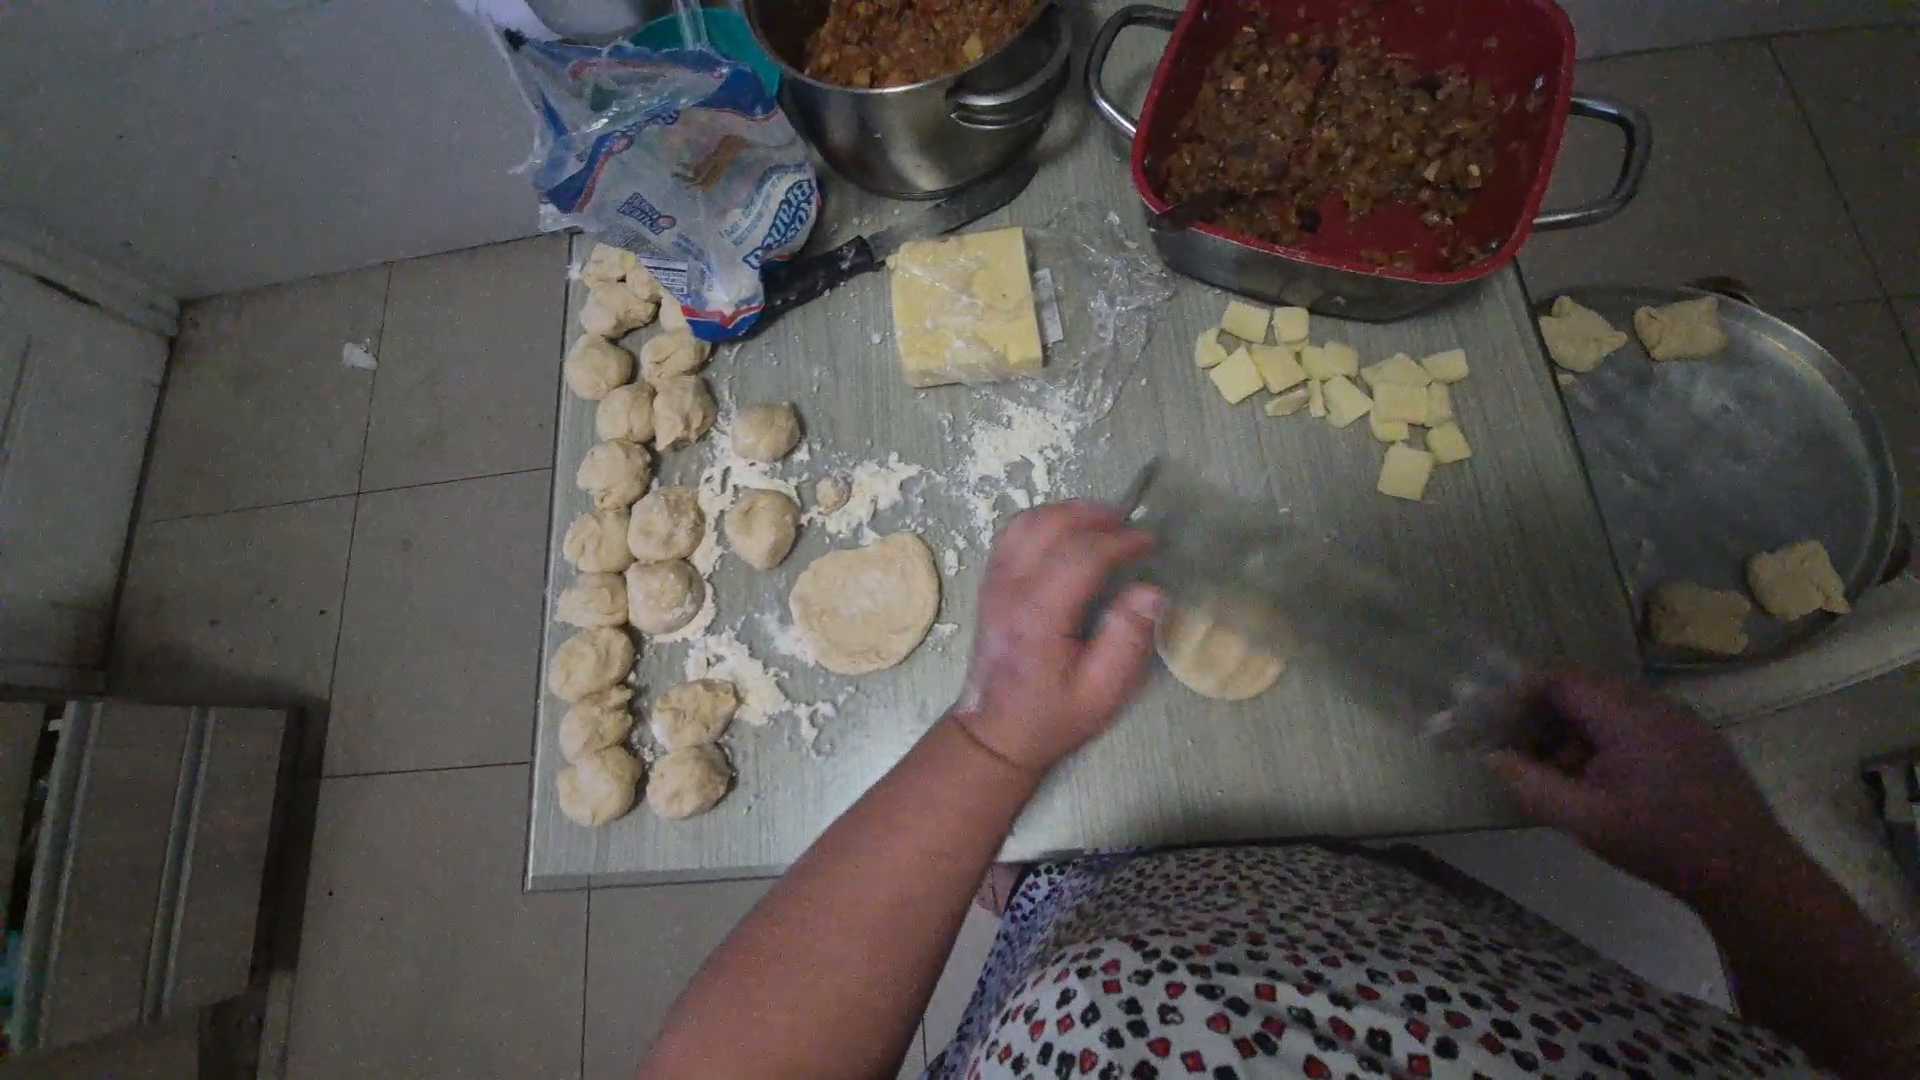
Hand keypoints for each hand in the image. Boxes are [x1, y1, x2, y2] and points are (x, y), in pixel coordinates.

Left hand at [952, 501, 1163, 773]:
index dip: (1120, 540)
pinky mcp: (989, 583)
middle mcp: (1010, 589)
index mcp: (1039, 615)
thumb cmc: (1051, 716)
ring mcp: (993, 582)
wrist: (994, 731)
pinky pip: (1012, 535)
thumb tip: (1151, 590)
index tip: (1150, 542)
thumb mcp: (1102, 692)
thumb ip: (1127, 640)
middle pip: (1048, 525)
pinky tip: (1067, 534)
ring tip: (1102, 522)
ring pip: (1025, 522)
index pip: (1081, 554)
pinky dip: (1043, 522)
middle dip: (1094, 515)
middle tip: (1128, 524)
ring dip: (1066, 513)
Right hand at [1486, 669, 1797, 902]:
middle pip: (1577, 688)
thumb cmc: (1663, 844)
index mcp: (1630, 717)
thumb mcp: (1582, 819)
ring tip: (1553, 770)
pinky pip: (1628, 722)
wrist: (1754, 881)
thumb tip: (1493, 757)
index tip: (1494, 725)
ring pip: (1601, 706)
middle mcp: (1656, 707)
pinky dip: (1596, 739)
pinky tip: (1592, 778)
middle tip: (1514, 746)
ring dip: (1566, 729)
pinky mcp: (1691, 742)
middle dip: (1537, 714)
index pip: (1557, 679)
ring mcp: (1679, 723)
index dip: (1516, 695)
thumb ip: (1528, 783)